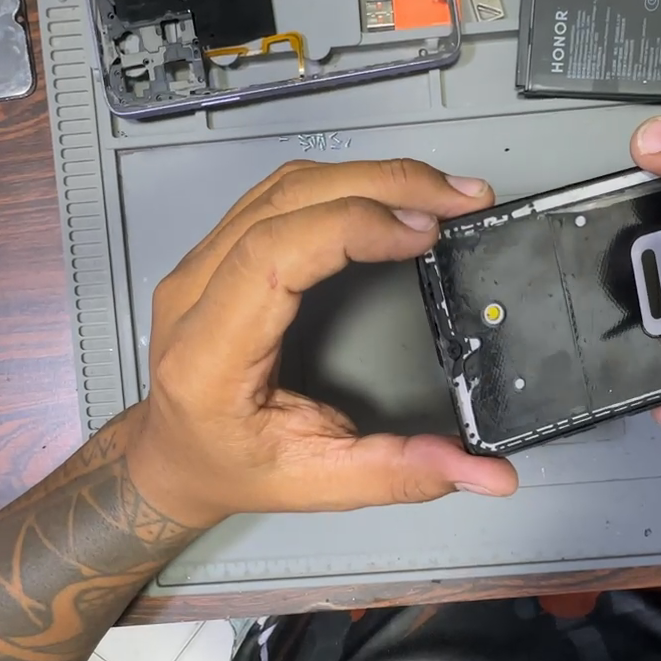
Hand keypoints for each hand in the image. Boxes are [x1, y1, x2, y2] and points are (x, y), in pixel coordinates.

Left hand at [121, 159, 518, 527]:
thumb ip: (401, 474)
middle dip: (382, 185)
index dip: (351, 226)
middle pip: (284, 200)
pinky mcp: (217, 253)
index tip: (424, 230)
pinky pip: (279, 195)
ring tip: (438, 194)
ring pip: (284, 186)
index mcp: (210, 355)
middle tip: (458, 197)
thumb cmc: (231, 468)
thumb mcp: (318, 483)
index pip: (272, 255)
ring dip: (368, 177)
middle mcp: (193, 295)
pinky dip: (344, 185)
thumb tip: (485, 473)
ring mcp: (199, 265)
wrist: (174, 456)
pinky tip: (389, 198)